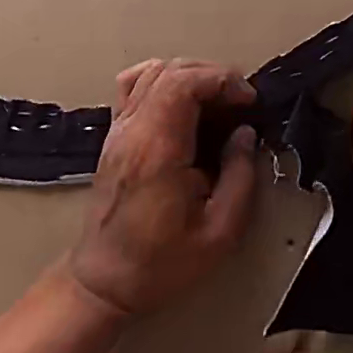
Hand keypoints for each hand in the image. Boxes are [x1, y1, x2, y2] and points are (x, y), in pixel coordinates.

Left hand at [65, 59, 260, 317]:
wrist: (104, 281)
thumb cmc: (161, 264)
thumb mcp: (219, 232)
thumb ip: (240, 177)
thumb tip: (245, 135)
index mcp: (157, 150)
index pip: (184, 83)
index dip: (222, 80)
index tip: (248, 102)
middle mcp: (132, 131)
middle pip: (170, 70)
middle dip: (213, 75)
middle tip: (241, 101)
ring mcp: (118, 130)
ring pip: (151, 72)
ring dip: (191, 75)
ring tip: (218, 100)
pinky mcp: (114, 136)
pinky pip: (133, 86)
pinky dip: (163, 79)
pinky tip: (183, 99)